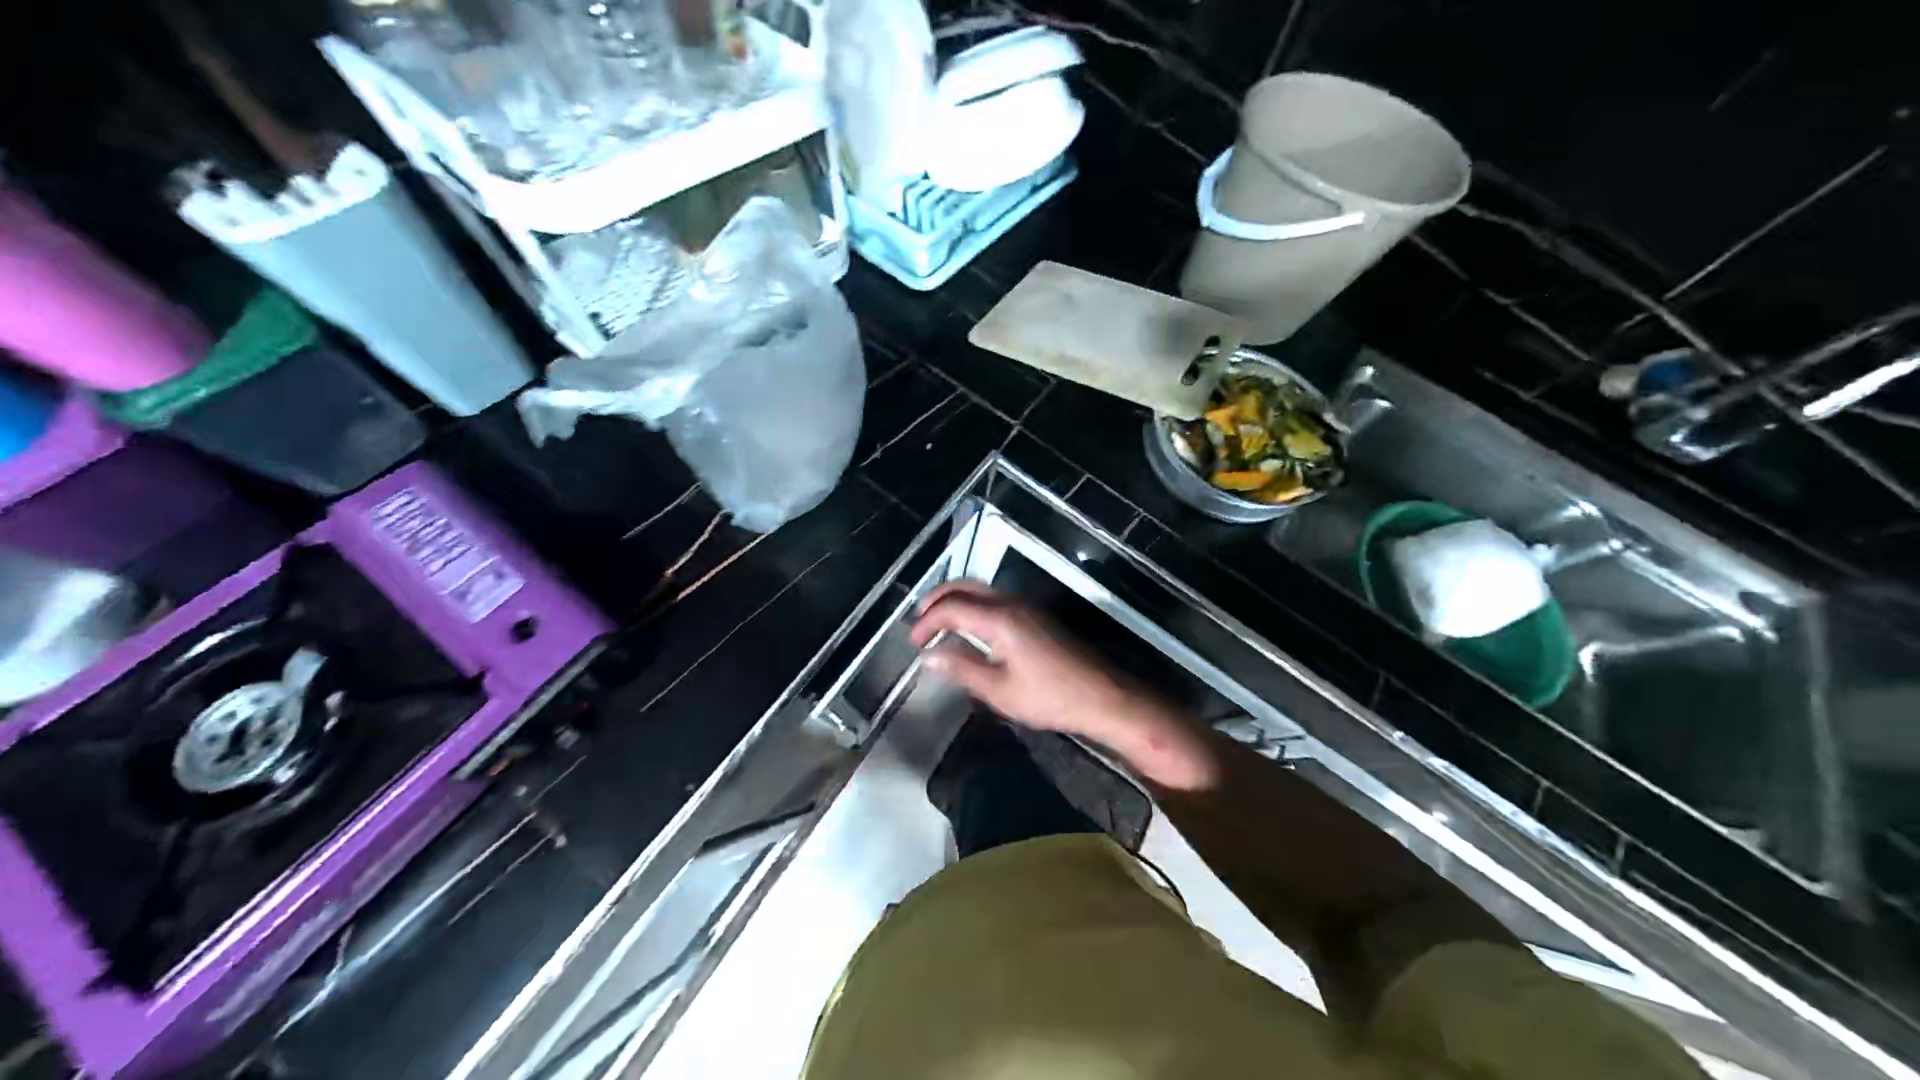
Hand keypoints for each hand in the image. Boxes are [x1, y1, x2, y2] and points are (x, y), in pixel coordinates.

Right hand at [910, 582, 1218, 789]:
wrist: (1103, 695)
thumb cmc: (1050, 697)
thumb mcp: (999, 691)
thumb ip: (961, 668)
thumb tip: (929, 656)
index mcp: (1000, 619)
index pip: (952, 607)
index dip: (928, 621)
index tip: (913, 641)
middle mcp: (1012, 603)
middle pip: (966, 587)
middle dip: (938, 598)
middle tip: (919, 620)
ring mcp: (1027, 606)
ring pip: (982, 590)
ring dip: (956, 600)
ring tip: (938, 622)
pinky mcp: (1037, 616)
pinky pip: (995, 599)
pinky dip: (973, 605)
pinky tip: (969, 628)